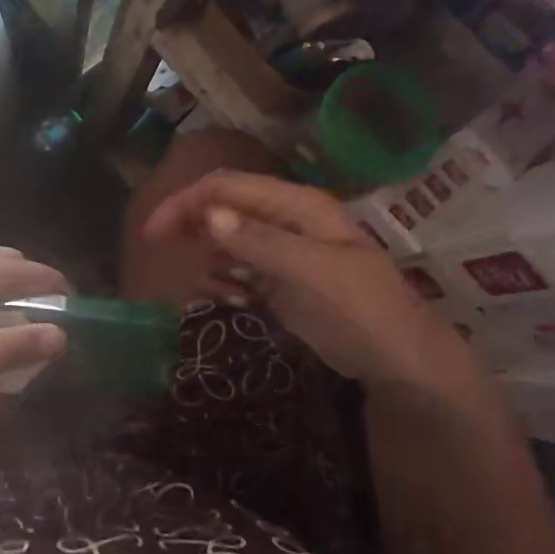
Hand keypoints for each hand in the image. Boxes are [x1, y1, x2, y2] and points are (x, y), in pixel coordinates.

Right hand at [142, 170, 469, 389]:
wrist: (402, 365)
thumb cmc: (365, 312)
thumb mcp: (314, 274)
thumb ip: (262, 242)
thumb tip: (209, 216)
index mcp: (297, 206)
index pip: (228, 188)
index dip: (186, 202)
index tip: (152, 232)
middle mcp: (285, 220)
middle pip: (221, 208)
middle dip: (189, 226)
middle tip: (158, 251)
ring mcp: (281, 250)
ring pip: (224, 240)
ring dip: (209, 261)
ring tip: (220, 292)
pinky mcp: (278, 279)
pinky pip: (235, 270)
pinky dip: (223, 282)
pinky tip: (233, 301)